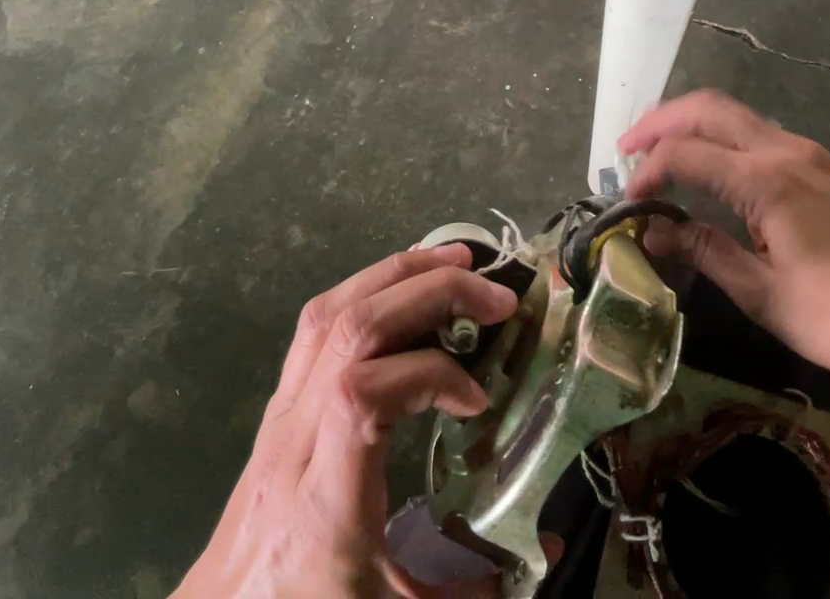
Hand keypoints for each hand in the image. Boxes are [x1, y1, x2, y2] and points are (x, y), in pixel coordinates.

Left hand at [174, 245, 519, 598]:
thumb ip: (472, 587)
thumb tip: (551, 544)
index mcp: (325, 502)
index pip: (362, 394)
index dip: (432, 375)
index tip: (478, 401)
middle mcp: (295, 442)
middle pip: (350, 331)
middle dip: (429, 293)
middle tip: (495, 296)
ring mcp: (279, 416)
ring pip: (327, 314)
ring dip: (396, 275)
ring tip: (455, 263)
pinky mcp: (279, 405)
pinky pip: (317, 326)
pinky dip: (367, 290)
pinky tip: (406, 288)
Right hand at [619, 91, 829, 384]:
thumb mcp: (761, 292)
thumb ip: (704, 251)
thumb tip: (654, 233)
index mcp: (767, 179)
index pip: (686, 154)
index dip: (647, 173)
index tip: (627, 205)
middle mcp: (788, 151)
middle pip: (711, 109)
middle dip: (662, 121)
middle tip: (627, 149)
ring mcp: (813, 157)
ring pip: (739, 117)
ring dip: (695, 126)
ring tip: (661, 155)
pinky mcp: (828, 172)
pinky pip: (763, 136)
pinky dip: (725, 141)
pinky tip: (713, 171)